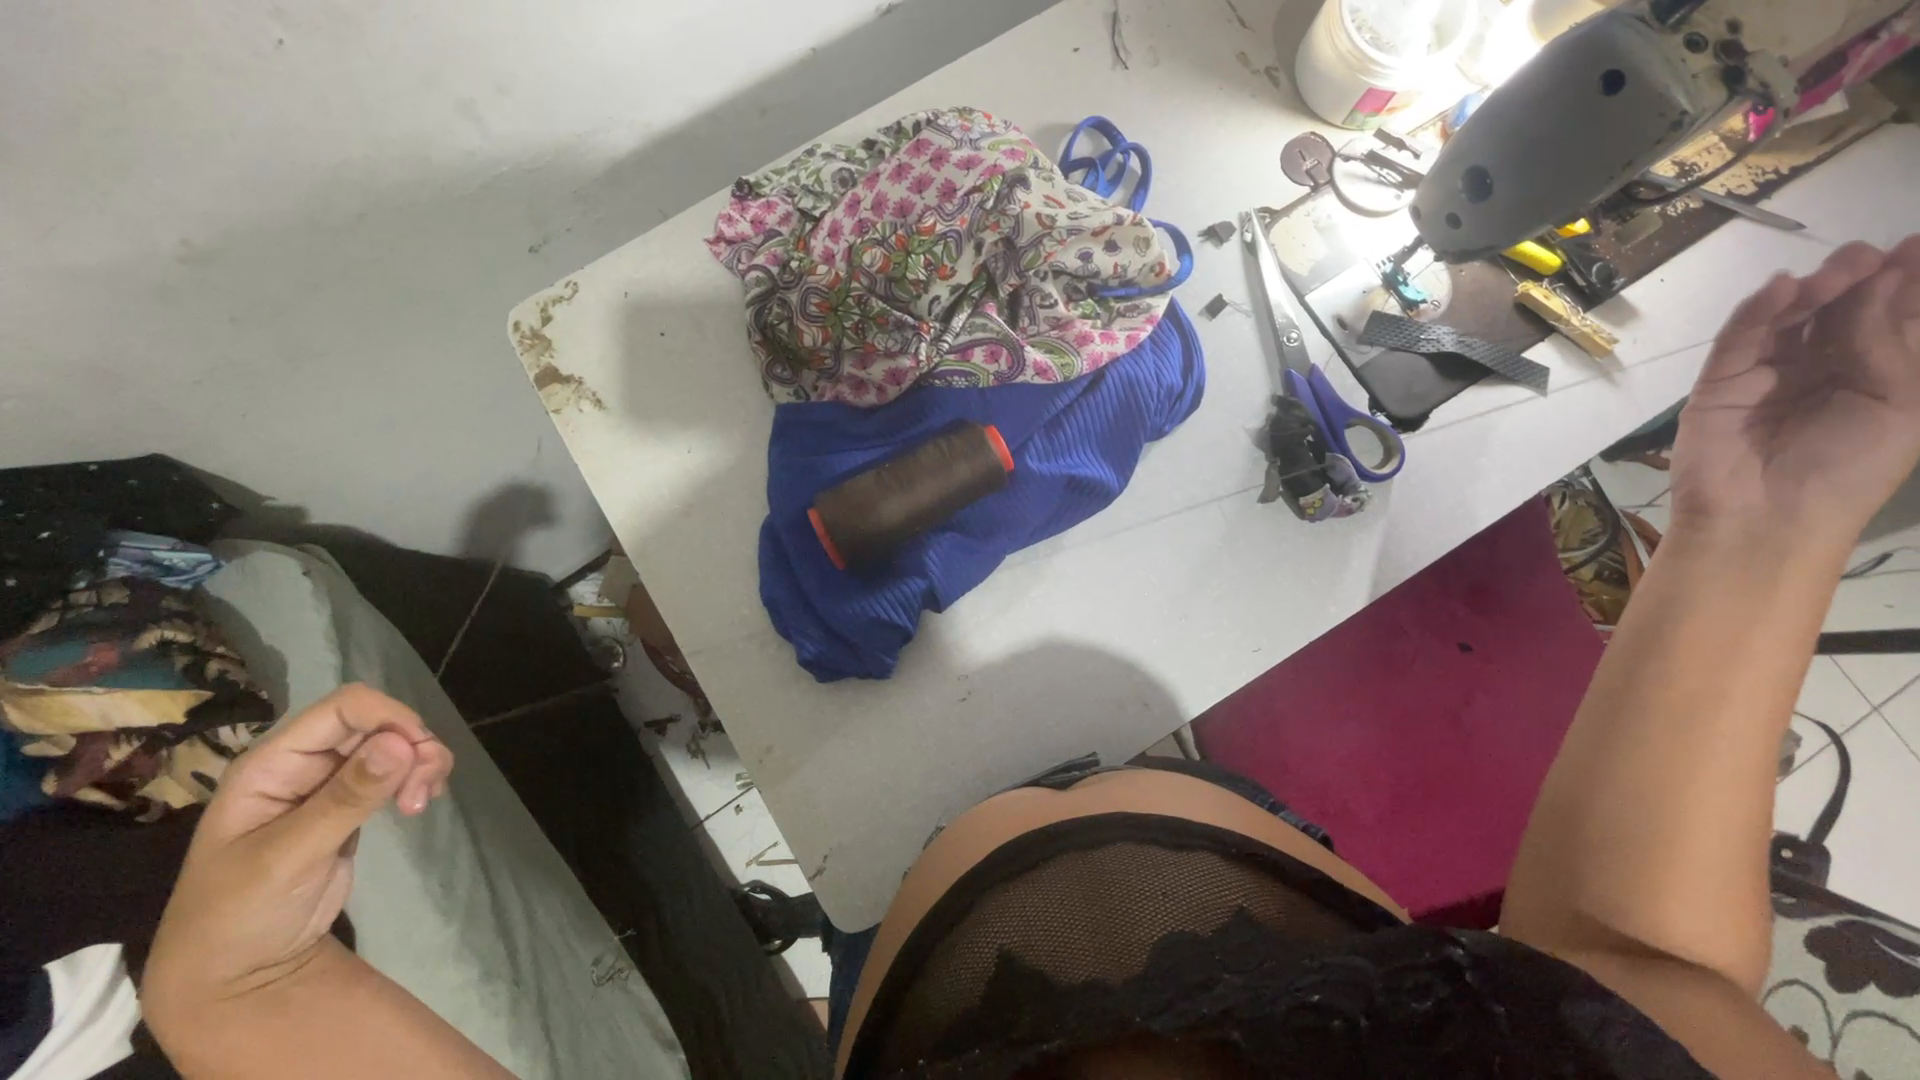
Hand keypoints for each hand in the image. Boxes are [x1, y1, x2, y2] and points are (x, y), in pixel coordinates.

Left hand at [146, 684, 452, 1009]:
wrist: (235, 973)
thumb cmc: (239, 914)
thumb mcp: (288, 858)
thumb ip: (345, 799)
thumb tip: (402, 742)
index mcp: (272, 763)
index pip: (344, 708)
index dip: (390, 717)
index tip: (419, 756)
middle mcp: (302, 763)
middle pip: (377, 722)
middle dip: (414, 746)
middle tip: (424, 795)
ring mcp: (327, 784)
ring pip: (393, 744)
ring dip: (421, 763)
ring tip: (422, 805)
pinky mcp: (350, 806)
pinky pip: (394, 771)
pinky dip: (417, 778)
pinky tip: (419, 805)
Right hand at [1672, 238, 1919, 547]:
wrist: (1766, 517)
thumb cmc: (1848, 470)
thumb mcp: (1899, 403)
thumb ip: (1886, 342)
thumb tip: (1873, 279)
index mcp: (1872, 379)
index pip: (1889, 322)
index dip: (1906, 284)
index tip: (1917, 246)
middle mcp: (1819, 372)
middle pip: (1841, 312)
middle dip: (1861, 279)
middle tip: (1874, 254)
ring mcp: (1766, 376)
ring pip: (1791, 319)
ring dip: (1816, 289)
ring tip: (1839, 268)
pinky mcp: (1718, 383)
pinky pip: (1739, 339)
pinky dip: (1758, 311)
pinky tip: (1783, 288)